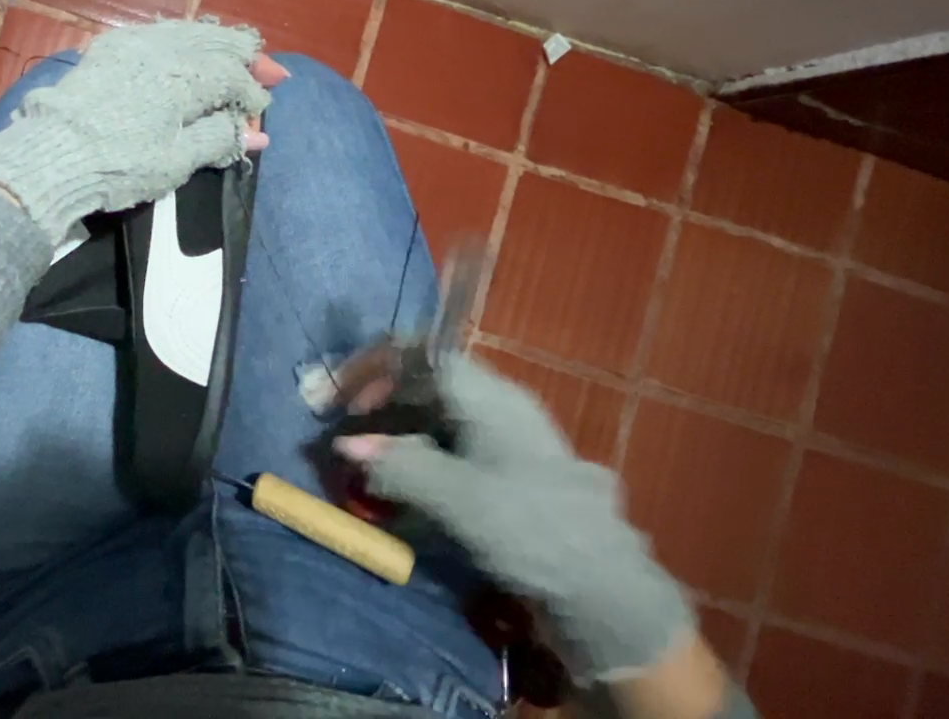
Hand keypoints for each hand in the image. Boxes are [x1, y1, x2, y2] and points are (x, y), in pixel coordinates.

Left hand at [0, 19, 285, 243]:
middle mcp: (164, 48)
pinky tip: (184, 53)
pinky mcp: (108, 48)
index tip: (261, 114)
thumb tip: (258, 134)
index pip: (233, 75)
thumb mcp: (176, 160)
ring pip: (188, 32)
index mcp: (186, 75)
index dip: (253, 93)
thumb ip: (218, 139)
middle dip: (245, 59)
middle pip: (216, 42)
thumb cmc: (120, 164)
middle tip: (266, 75)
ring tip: (231, 59)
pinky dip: (182, 41)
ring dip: (216, 45)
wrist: (51, 156)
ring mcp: (133, 42)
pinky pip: (157, 33)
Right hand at [334, 351, 693, 683]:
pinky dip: (417, 451)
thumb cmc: (531, 530)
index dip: (375, 366)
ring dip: (394, 427)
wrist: (606, 594)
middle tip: (341, 425)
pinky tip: (401, 481)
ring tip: (364, 457)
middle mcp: (499, 406)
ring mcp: (507, 439)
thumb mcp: (458, 498)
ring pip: (436, 413)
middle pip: (426, 380)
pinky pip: (450, 443)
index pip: (422, 354)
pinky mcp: (509, 472)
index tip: (342, 397)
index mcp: (491, 397)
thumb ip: (398, 465)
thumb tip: (344, 444)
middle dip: (378, 396)